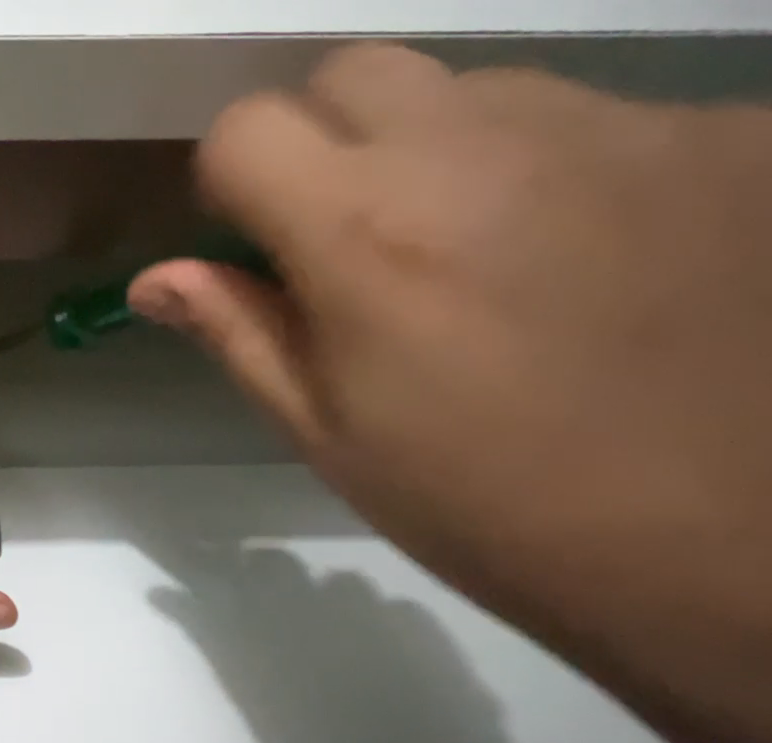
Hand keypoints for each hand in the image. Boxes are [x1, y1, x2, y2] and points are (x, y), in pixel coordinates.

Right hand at [127, 45, 771, 742]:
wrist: (720, 543)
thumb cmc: (479, 500)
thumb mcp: (325, 431)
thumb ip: (236, 332)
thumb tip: (155, 278)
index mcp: (362, 233)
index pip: (245, 128)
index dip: (229, 180)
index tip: (251, 237)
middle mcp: (479, 148)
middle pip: (352, 73)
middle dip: (319, 140)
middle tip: (346, 235)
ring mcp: (617, 127)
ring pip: (474, 89)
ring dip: (439, 152)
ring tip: (474, 253)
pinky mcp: (731, 134)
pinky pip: (595, 118)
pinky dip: (555, 170)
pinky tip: (586, 259)